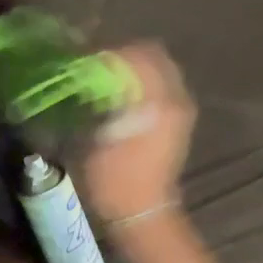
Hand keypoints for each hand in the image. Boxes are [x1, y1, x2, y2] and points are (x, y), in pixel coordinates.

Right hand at [82, 42, 196, 222]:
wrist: (142, 212)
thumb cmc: (114, 178)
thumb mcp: (93, 136)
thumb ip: (91, 99)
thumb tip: (81, 74)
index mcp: (156, 99)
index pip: (136, 52)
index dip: (107, 50)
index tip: (83, 57)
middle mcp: (175, 98)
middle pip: (153, 55)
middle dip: (124, 54)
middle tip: (95, 63)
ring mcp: (181, 109)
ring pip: (160, 69)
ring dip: (134, 67)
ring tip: (106, 78)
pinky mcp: (179, 121)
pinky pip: (163, 86)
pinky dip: (142, 82)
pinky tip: (120, 96)